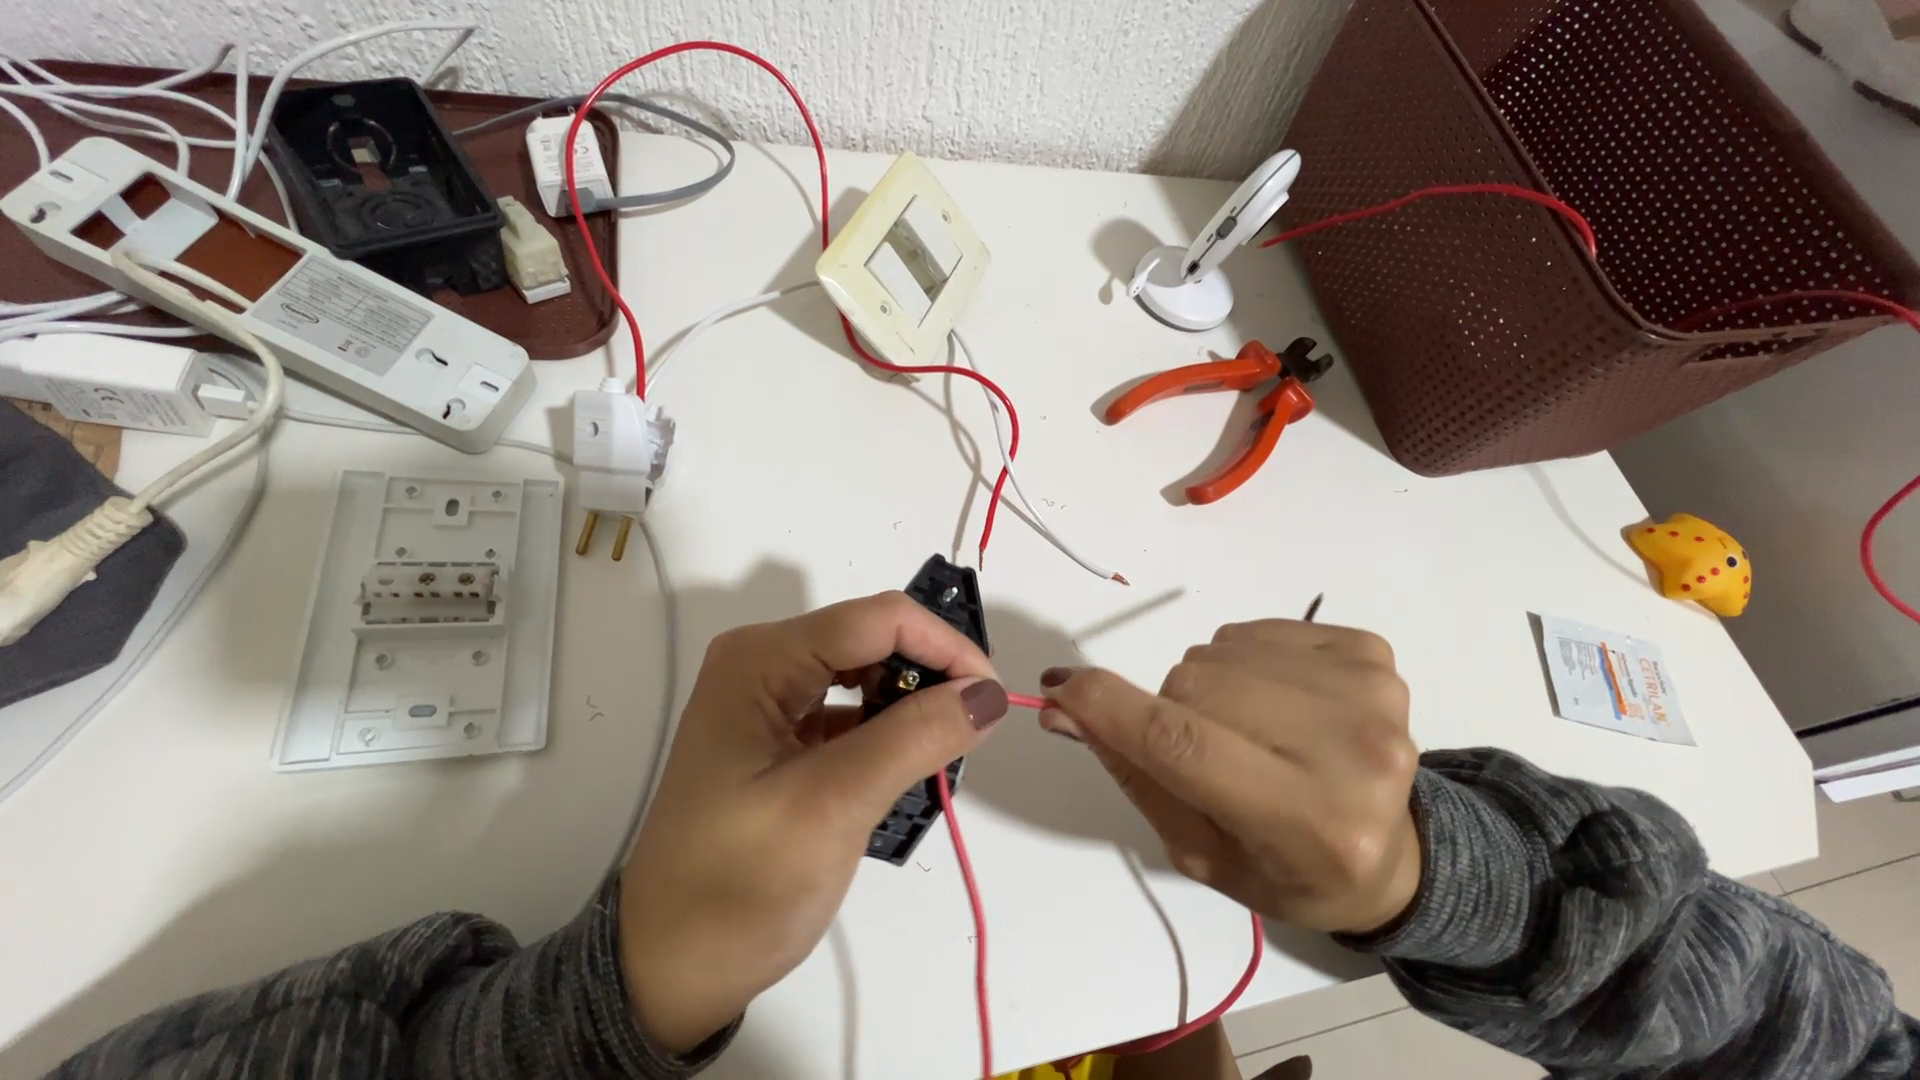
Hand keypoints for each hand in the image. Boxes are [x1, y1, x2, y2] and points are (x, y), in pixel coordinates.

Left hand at [618, 592, 1008, 1052]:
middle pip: (873, 638)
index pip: (878, 619)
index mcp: (762, 660)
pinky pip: (851, 710)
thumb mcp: (834, 805)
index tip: (992, 700)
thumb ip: (916, 737)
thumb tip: (990, 692)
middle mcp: (764, 662)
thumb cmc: (739, 886)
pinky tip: (908, 767)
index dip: (945, 647)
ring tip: (942, 755)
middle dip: (930, 676)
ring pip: (868, 672)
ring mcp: (769, 698)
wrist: (670, 968)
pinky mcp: (780, 734)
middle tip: (972, 734)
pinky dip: (889, 730)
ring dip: (912, 704)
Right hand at [1040, 619, 1420, 934]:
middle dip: (1171, 711)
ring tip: (1246, 731)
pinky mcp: (1374, 652)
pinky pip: (1256, 631)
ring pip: (1219, 652)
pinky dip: (1244, 661)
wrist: (1392, 854)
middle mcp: (1354, 752)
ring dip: (1208, 685)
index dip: (1107, 708)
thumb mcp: (1197, 846)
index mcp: (1309, 823)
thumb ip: (1131, 770)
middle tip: (1202, 751)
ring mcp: (1372, 694)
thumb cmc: (1284, 866)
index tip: (1057, 688)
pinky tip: (1276, 704)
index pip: (1181, 745)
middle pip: (1193, 686)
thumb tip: (1061, 704)